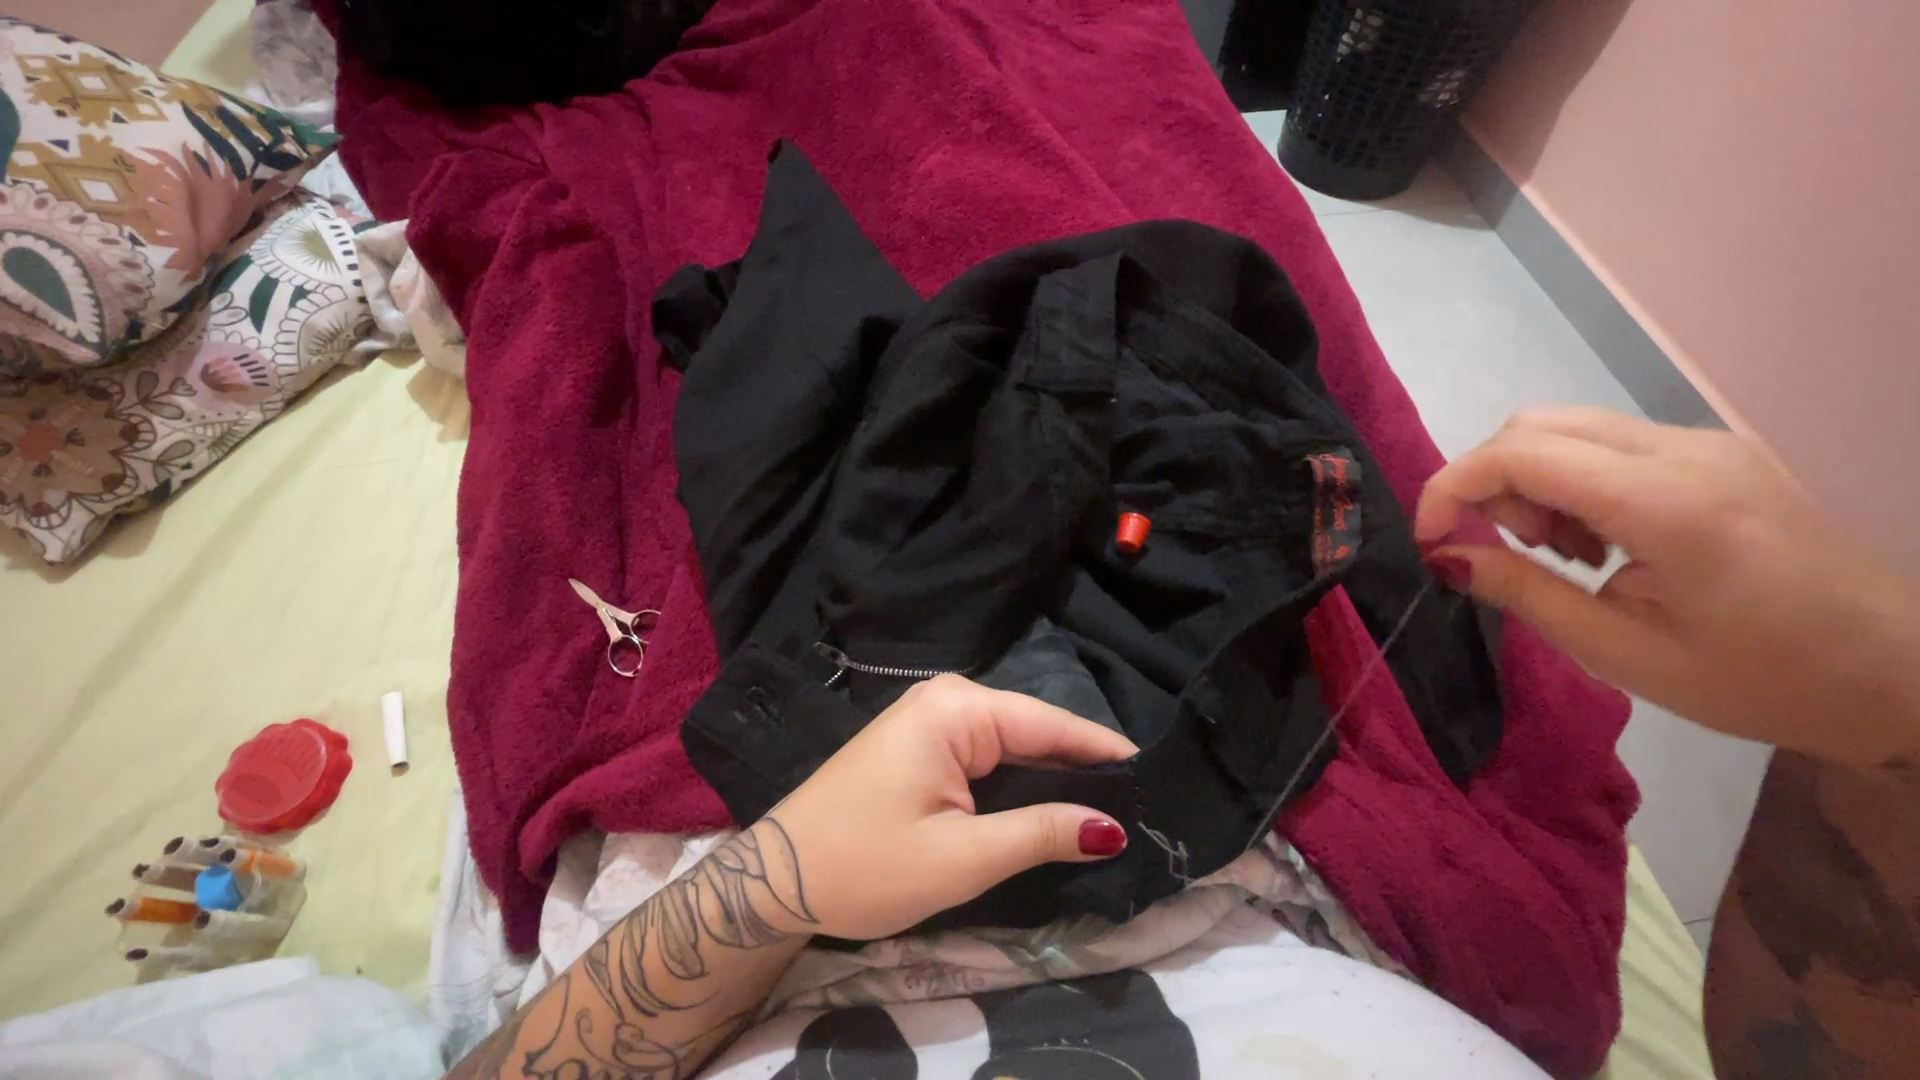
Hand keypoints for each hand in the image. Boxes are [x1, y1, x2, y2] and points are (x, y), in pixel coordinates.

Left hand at [763, 675, 1138, 940]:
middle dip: (1085, 769)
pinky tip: (1056, 806)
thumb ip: (1040, 833)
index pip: (1053, 725)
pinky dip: (1022, 782)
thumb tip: (1112, 827)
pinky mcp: (923, 745)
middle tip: (1146, 806)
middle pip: (1036, 731)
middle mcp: (947, 699)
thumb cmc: (865, 865)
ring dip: (1056, 779)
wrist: (777, 880)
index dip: (1108, 754)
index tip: (1162, 778)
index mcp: (957, 709)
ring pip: (1015, 745)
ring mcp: (932, 719)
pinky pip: (989, 756)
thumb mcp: (961, 857)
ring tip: (1116, 809)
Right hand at [1414, 407, 1919, 766]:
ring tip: (1558, 553)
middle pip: (1536, 424)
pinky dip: (1569, 482)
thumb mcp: (1621, 652)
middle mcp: (1687, 451)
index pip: (1520, 452)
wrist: (1904, 676)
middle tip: (1503, 548)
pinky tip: (1598, 540)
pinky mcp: (1716, 453)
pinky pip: (1608, 444)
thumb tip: (1442, 556)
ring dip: (1529, 481)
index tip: (1429, 540)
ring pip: (1569, 428)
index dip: (1451, 486)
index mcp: (1668, 503)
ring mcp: (1707, 444)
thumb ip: (1522, 591)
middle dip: (1489, 481)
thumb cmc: (1760, 680)